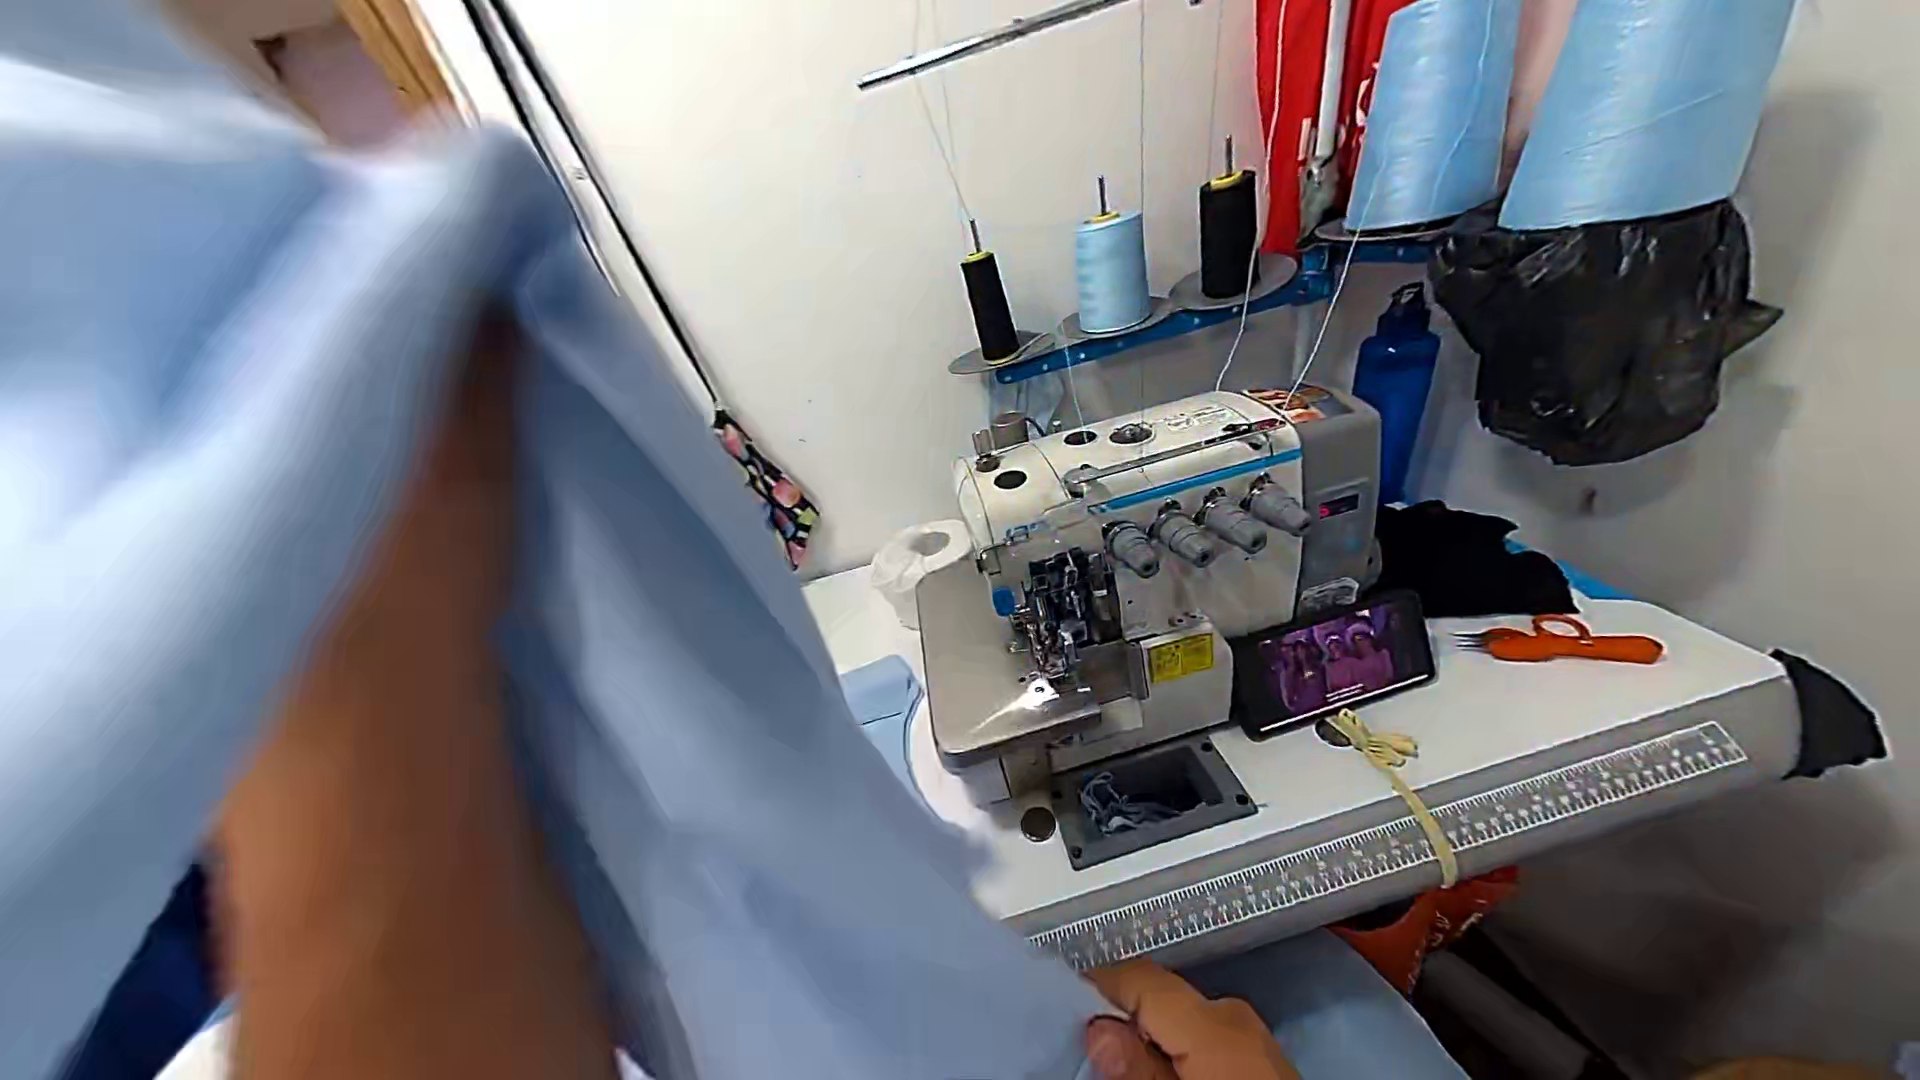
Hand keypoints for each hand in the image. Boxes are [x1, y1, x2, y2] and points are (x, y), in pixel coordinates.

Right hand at [1085, 961, 1300, 1079]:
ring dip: (1149, 1041)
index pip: (1137, 976)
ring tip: (1124, 1071)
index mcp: (1213, 1022)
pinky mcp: (1263, 1064)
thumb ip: (1139, 1073)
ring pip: (1179, 1021)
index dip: (1096, 988)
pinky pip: (1204, 1043)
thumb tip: (1097, 1028)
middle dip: (1121, 1020)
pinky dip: (1177, 1056)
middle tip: (1090, 1055)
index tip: (1065, 1013)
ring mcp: (1253, 1041)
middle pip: (1156, 998)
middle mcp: (1234, 1018)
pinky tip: (1165, 1078)